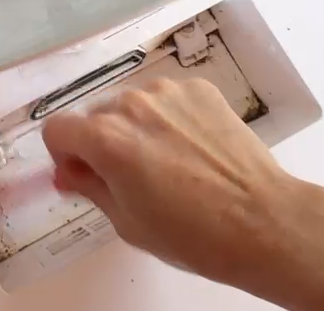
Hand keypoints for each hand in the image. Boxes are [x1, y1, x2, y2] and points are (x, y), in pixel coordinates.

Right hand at [42, 77, 298, 290]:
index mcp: (105, 139)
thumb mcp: (128, 223)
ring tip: (171, 161)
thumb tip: (66, 171)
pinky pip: (167, 99)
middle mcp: (128, 104)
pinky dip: (171, 117)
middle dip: (104, 142)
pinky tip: (194, 147)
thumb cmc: (194, 236)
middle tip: (135, 176)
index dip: (65, 154)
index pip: (57, 129)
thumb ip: (88, 187)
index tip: (85, 173)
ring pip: (132, 105)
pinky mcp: (197, 87)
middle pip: (95, 116)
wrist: (267, 223)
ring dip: (138, 126)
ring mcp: (165, 91)